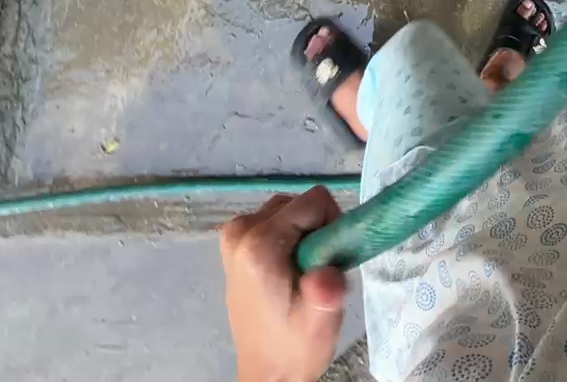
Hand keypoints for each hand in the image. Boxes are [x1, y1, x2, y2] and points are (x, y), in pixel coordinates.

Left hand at [221, 188, 349, 381]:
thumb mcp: (318, 324)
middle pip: (300, 204)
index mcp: (259, 244)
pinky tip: (287, 270)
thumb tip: (328, 275)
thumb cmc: (294, 347)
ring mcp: (234, 234)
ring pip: (290, 210)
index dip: (332, 225)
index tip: (329, 261)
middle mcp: (241, 230)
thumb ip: (324, 294)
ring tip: (302, 273)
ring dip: (304, 235)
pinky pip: (277, 220)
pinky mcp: (235, 242)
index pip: (315, 201)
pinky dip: (289, 238)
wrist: (267, 374)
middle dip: (317, 231)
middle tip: (316, 271)